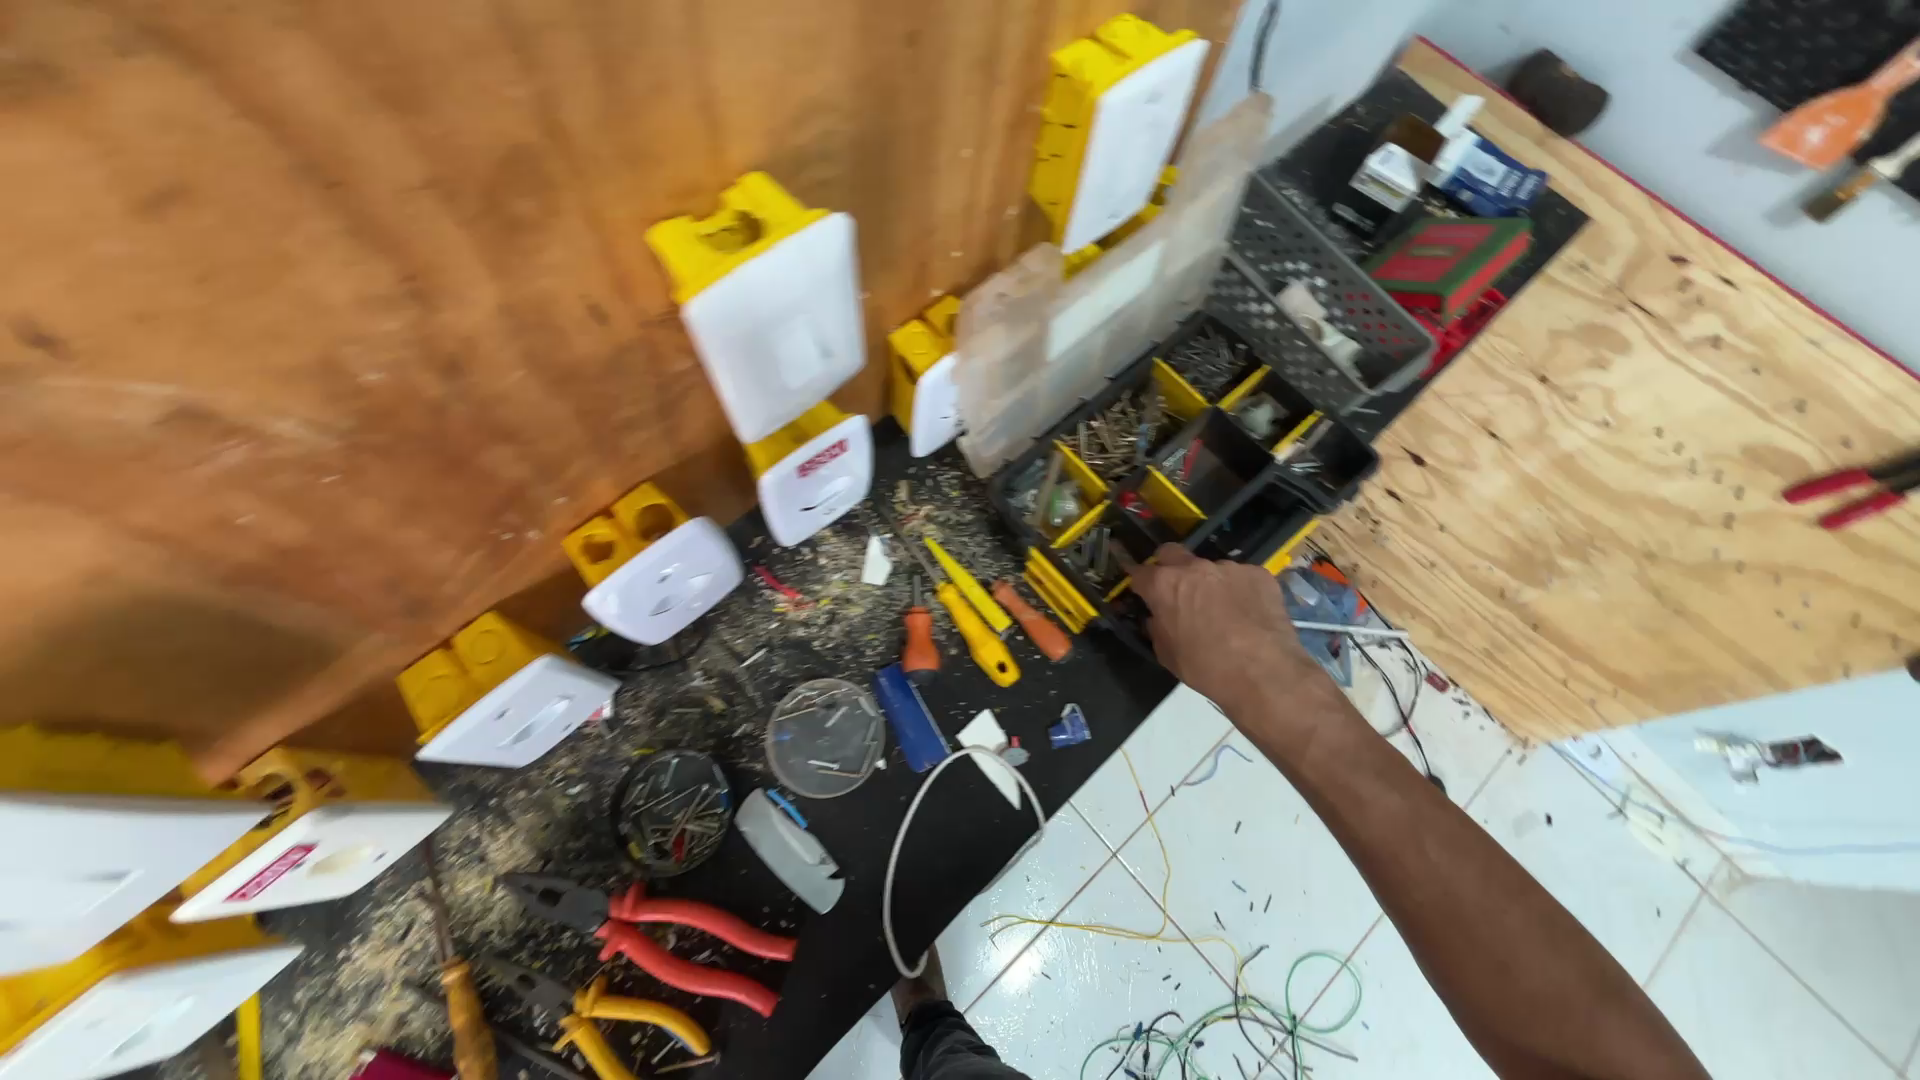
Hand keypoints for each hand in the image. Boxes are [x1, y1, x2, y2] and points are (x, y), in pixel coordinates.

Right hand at [1130, 545, 1327, 718]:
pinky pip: (1241, 577)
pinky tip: (1248, 613)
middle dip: (1167, 566)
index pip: (1139, 573)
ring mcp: (1229, 567)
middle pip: (1171, 552)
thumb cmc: (1207, 668)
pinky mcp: (1259, 574)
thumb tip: (1157, 619)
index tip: (1141, 592)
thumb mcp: (1167, 655)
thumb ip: (1157, 629)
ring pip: (1210, 568)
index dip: (1138, 583)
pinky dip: (1239, 590)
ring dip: (1209, 583)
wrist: (1264, 672)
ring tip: (1222, 611)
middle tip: (1175, 590)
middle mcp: (1194, 567)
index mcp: (1164, 585)